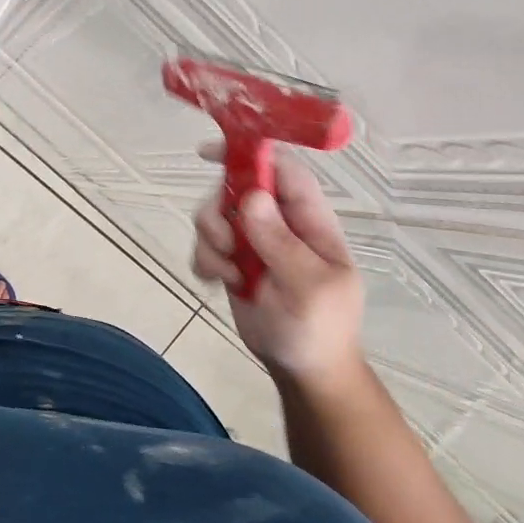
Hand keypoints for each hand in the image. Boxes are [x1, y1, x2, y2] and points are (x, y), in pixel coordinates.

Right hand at [191, 143, 364, 383]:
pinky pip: (205, 247)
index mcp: (309, 220)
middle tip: (227, 247)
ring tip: (230, 275)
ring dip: (210, 244)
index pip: (282, 170)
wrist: (304, 369)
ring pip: (214, 218)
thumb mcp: (308, 287)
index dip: (249, 153)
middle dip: (218, 215)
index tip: (210, 153)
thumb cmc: (319, 328)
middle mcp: (279, 223)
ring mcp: (254, 243)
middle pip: (235, 189)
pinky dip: (204, 263)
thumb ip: (281, 242)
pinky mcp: (233, 264)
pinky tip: (220, 284)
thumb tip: (251, 197)